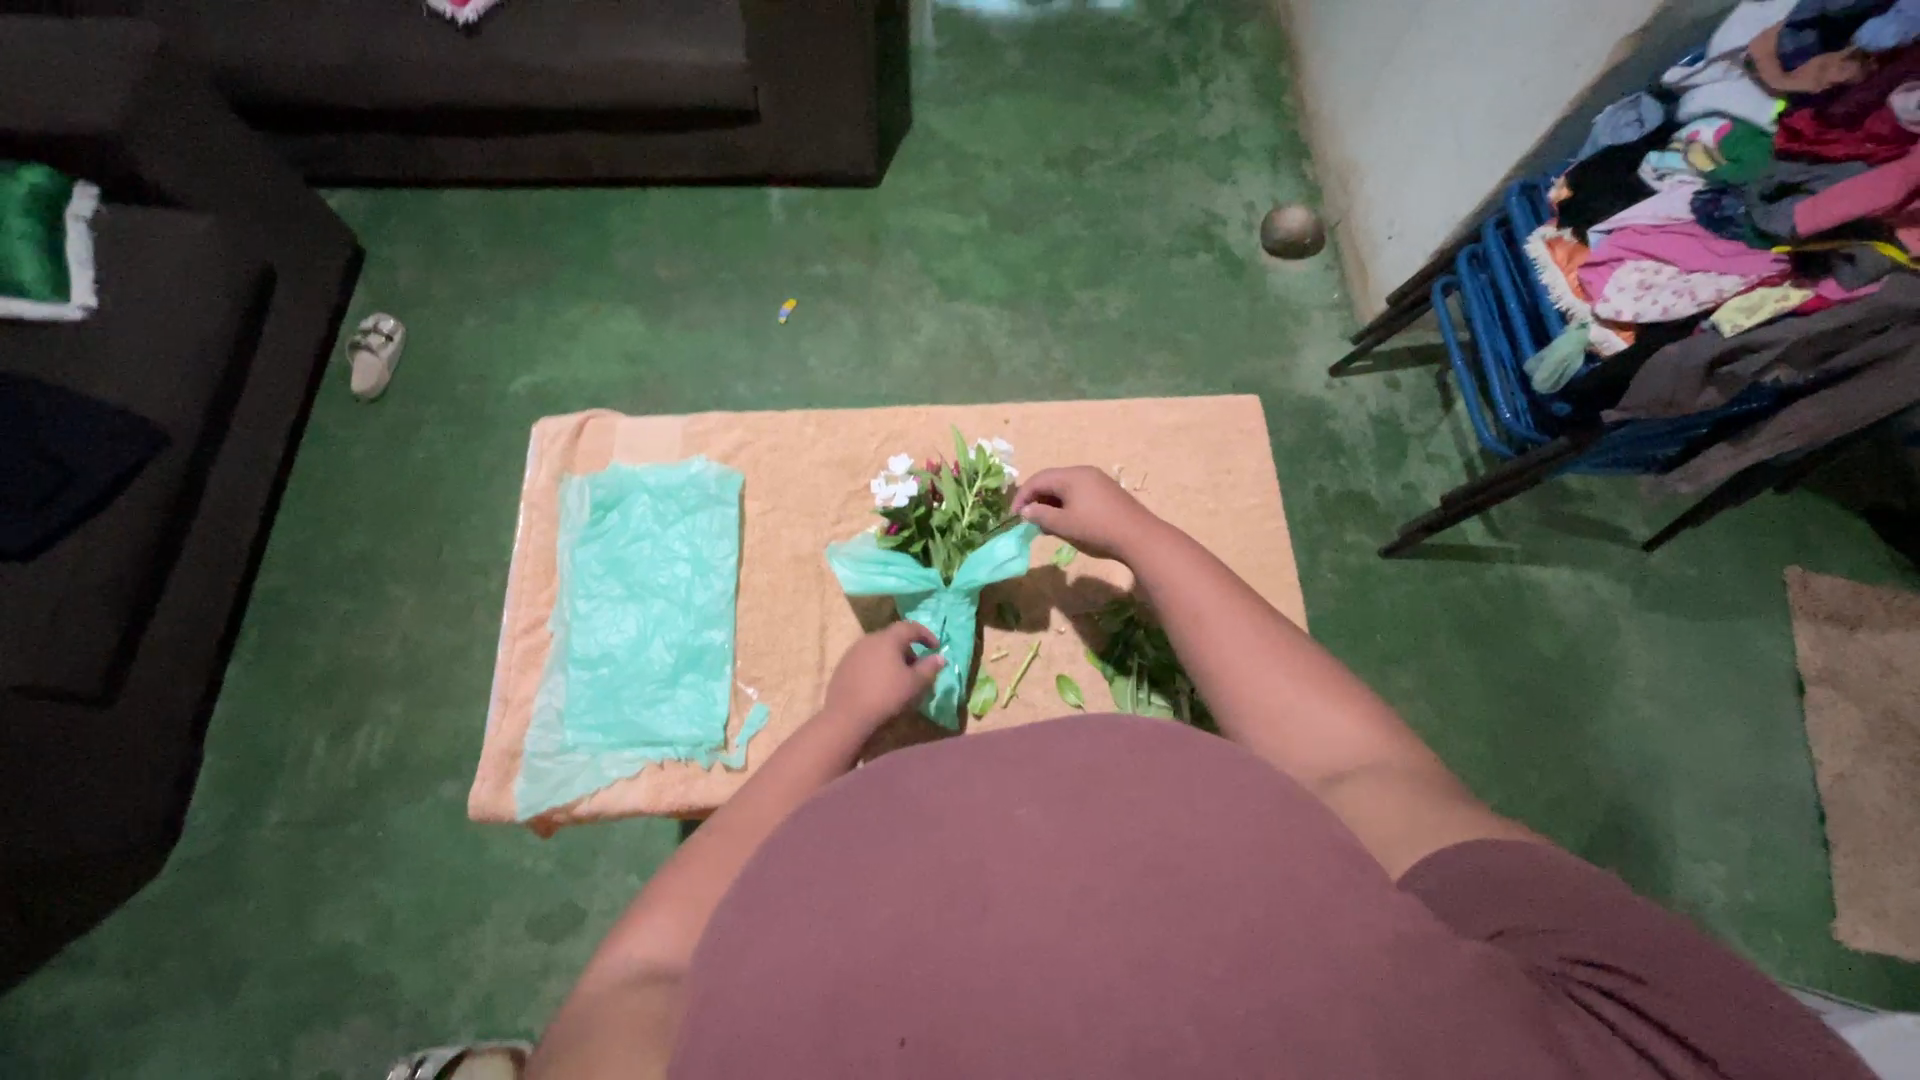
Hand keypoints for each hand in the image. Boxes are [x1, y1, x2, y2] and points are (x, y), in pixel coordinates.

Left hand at [821, 622, 946, 731]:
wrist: (847, 715)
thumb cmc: (886, 696)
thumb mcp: (914, 683)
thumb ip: (929, 668)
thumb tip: (940, 657)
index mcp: (888, 639)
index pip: (910, 627)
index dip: (926, 634)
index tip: (936, 647)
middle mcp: (869, 639)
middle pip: (893, 638)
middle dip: (909, 650)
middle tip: (918, 667)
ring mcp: (853, 652)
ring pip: (879, 649)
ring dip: (893, 658)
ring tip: (900, 678)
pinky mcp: (843, 666)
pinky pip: (866, 660)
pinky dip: (878, 666)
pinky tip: (880, 684)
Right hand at [1011, 466, 1166, 561]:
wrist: (1139, 537)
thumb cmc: (1097, 529)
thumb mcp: (1063, 525)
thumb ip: (1040, 515)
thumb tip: (1026, 511)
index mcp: (1071, 476)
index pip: (1037, 479)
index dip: (1021, 497)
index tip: (1013, 517)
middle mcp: (1084, 472)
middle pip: (1051, 481)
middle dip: (1036, 499)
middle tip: (1028, 520)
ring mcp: (1098, 481)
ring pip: (1065, 488)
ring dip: (1051, 504)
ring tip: (1045, 524)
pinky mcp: (1107, 492)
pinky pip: (1078, 493)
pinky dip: (1066, 505)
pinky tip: (1066, 522)